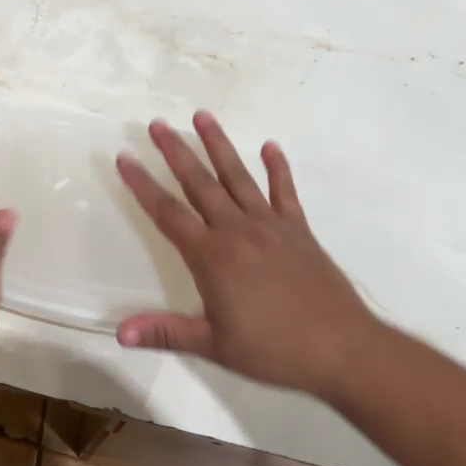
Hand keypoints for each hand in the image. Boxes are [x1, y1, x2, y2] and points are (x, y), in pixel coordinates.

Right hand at [115, 112, 383, 398]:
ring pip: (237, 176)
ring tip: (202, 115)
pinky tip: (270, 146)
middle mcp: (236, 230)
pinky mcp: (298, 229)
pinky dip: (278, 167)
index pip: (167, 213)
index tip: (124, 158)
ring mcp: (270, 225)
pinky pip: (285, 191)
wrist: (345, 350)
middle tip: (156, 123)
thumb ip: (166, 333)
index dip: (143, 185)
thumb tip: (120, 333)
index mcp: (211, 256)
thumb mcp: (215, 345)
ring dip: (218, 144)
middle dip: (175, 151)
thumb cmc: (275, 350)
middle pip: (199, 183)